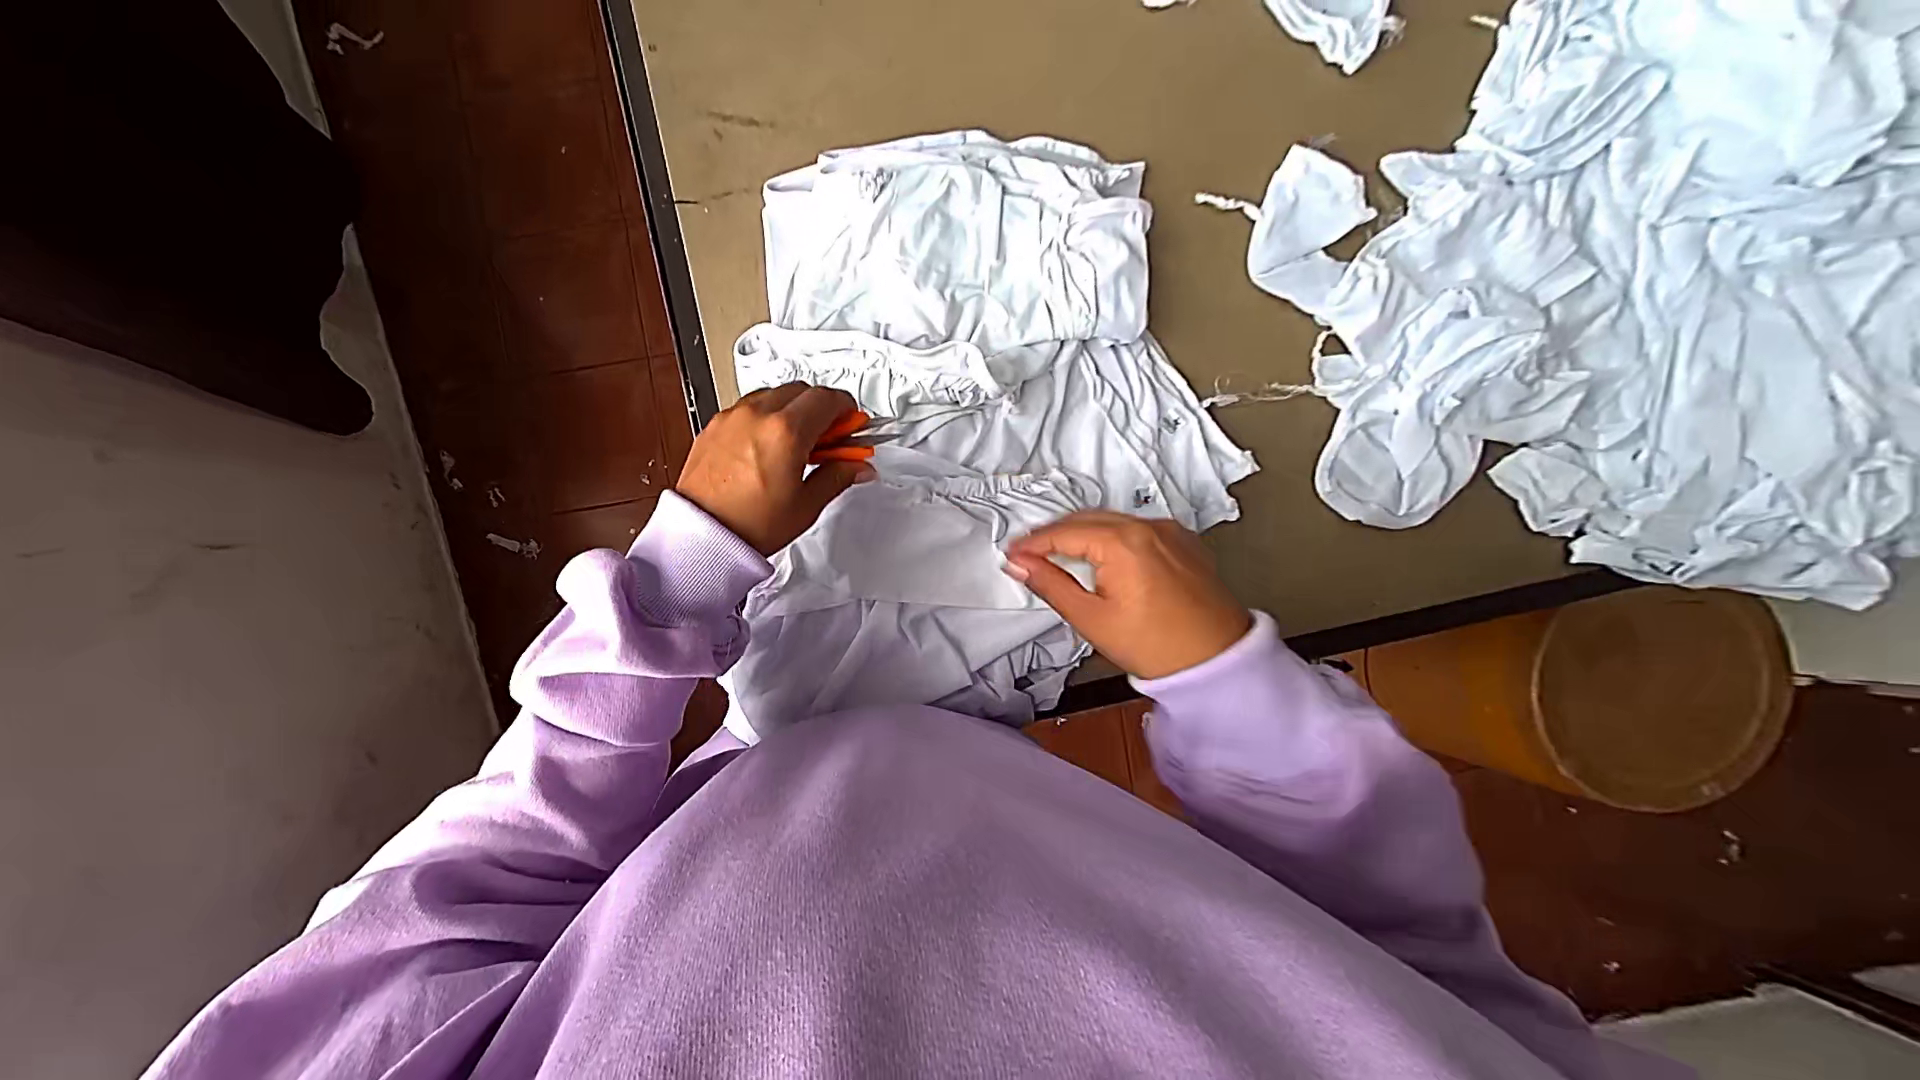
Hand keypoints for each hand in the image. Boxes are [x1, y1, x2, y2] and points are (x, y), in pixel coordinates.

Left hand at [675, 382, 875, 554]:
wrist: (702, 536)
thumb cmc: (747, 523)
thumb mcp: (807, 504)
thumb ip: (839, 476)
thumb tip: (856, 466)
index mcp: (785, 431)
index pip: (829, 399)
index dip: (848, 411)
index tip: (853, 426)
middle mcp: (757, 415)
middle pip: (802, 391)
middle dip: (822, 408)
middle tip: (833, 437)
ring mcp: (732, 417)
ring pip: (774, 395)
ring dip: (794, 409)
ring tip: (801, 443)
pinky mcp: (715, 426)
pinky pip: (748, 408)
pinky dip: (767, 417)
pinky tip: (772, 445)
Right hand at [1005, 511, 1250, 678]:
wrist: (1217, 662)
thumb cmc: (1159, 646)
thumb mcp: (1092, 618)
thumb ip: (1052, 584)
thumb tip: (1022, 564)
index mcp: (1124, 542)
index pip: (1064, 533)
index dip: (1033, 544)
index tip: (1014, 554)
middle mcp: (1149, 527)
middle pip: (1087, 520)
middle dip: (1054, 534)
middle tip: (1029, 554)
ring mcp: (1169, 532)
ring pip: (1112, 521)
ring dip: (1082, 533)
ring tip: (1059, 555)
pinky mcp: (1183, 542)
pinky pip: (1137, 528)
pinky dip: (1112, 536)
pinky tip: (1101, 555)